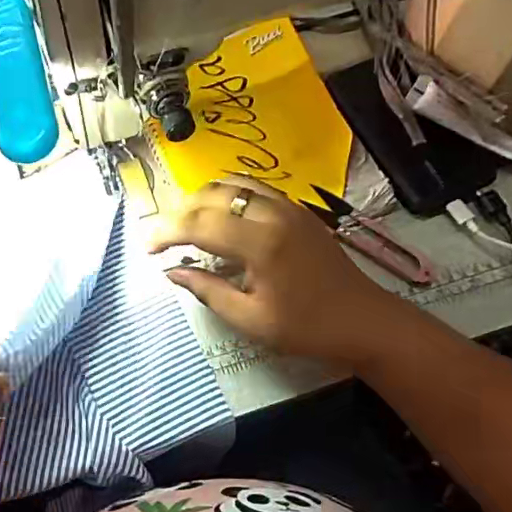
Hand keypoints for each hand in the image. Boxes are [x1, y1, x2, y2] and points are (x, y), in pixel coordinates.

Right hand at [150, 178, 418, 368]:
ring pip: (234, 184)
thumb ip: (208, 290)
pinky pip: (256, 188)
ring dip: (204, 198)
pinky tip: (221, 214)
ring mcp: (290, 207)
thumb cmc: (307, 328)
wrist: (364, 320)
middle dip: (180, 211)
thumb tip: (173, 271)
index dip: (167, 231)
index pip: (200, 223)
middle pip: (213, 195)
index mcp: (261, 243)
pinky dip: (229, 194)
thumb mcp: (251, 319)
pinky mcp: (299, 210)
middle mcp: (274, 213)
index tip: (147, 248)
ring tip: (186, 222)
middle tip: (163, 235)